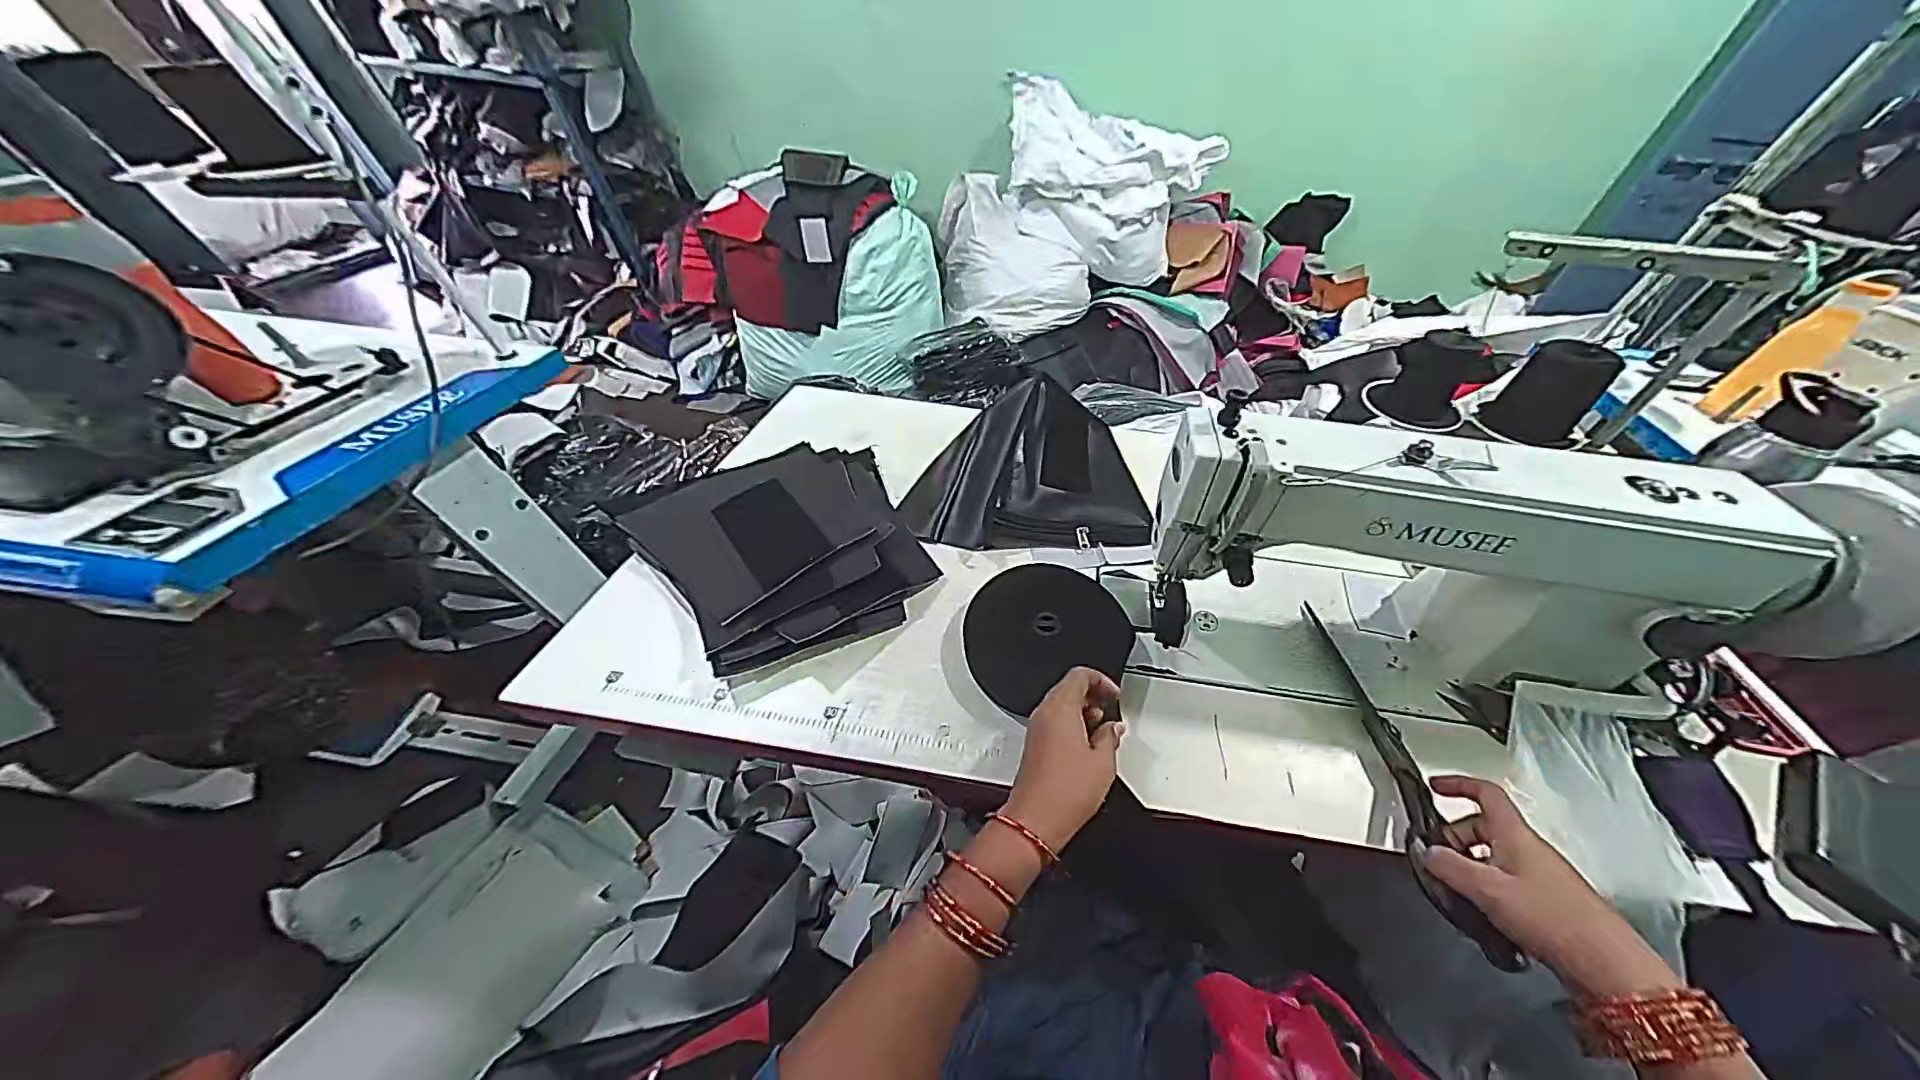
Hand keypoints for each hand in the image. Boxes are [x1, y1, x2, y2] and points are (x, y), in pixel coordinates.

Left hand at [1001, 667, 1124, 851]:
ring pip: (1061, 706)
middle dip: (1093, 695)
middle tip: (1111, 709)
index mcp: (1059, 709)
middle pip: (1068, 688)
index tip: (1114, 694)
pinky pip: (1054, 724)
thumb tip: (1113, 729)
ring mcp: (1036, 730)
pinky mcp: (1035, 746)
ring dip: (1083, 712)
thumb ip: (1111, 736)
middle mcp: (1044, 715)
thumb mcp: (1103, 762)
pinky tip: (1088, 746)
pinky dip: (1072, 726)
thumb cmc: (1064, 793)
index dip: (1101, 680)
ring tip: (1104, 730)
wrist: (1036, 820)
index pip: (1079, 675)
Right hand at [1423, 775, 1682, 998]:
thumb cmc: (1558, 922)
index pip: (1485, 793)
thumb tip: (1428, 852)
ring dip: (1470, 869)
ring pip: (1492, 857)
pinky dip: (1488, 890)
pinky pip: (1506, 882)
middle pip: (1482, 828)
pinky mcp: (1546, 901)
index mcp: (1516, 835)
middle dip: (1454, 840)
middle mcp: (1530, 850)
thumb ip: (1447, 865)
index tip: (1436, 786)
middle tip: (1439, 859)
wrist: (1608, 967)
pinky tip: (1486, 915)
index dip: (1458, 785)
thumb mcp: (1486, 889)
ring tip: (1463, 893)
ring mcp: (1540, 875)